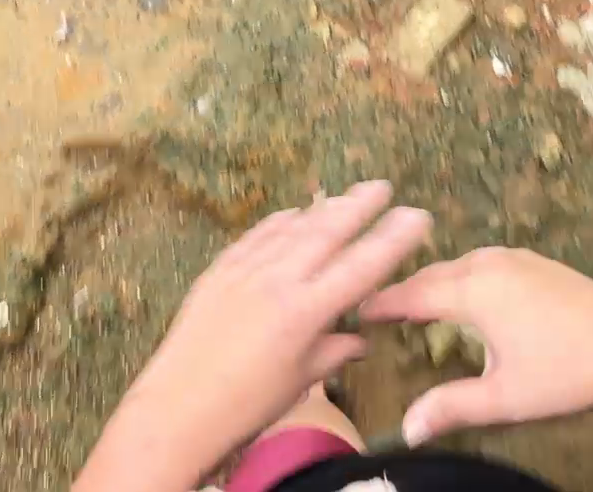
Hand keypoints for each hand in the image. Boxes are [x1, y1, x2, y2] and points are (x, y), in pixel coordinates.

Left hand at [76, 181, 431, 491]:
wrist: (176, 407)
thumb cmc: (245, 406)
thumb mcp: (299, 381)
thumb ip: (334, 351)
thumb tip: (361, 338)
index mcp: (304, 312)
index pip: (361, 267)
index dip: (393, 239)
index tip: (416, 215)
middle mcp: (278, 280)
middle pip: (328, 232)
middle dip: (359, 206)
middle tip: (382, 185)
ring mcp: (246, 268)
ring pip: (294, 226)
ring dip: (323, 208)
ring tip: (347, 194)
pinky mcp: (221, 267)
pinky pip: (258, 234)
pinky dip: (280, 220)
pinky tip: (295, 212)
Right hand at [361, 246, 592, 443]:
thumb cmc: (564, 376)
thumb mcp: (504, 398)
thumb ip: (451, 408)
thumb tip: (406, 430)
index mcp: (473, 292)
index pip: (413, 294)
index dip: (384, 302)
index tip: (358, 308)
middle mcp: (486, 264)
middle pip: (432, 274)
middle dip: (405, 290)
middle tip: (379, 306)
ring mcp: (512, 257)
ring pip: (457, 265)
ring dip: (434, 281)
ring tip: (416, 302)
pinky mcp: (533, 259)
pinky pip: (481, 261)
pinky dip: (460, 274)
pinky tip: (464, 292)